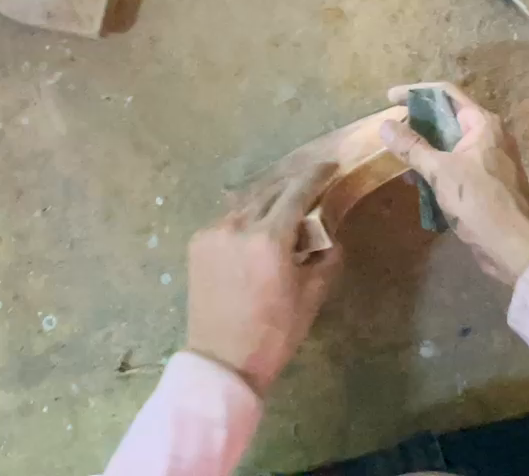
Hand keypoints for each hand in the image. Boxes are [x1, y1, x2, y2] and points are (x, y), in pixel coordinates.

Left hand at [186, 161, 342, 394]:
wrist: (221, 362)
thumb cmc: (274, 333)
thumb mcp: (311, 296)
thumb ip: (326, 256)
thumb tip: (330, 233)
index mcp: (269, 238)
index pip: (298, 192)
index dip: (316, 176)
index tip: (329, 165)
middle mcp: (239, 225)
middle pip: (271, 190)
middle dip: (293, 185)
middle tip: (311, 184)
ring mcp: (214, 231)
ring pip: (248, 201)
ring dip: (268, 199)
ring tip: (284, 205)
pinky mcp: (198, 242)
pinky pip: (229, 218)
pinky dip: (246, 216)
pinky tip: (256, 227)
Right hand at [380, 82, 528, 283]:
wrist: (516, 249)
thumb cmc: (480, 202)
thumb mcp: (441, 172)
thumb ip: (412, 147)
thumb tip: (384, 125)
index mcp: (483, 124)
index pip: (446, 93)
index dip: (416, 91)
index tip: (390, 98)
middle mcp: (489, 134)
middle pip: (447, 116)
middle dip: (417, 124)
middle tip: (392, 133)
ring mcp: (490, 158)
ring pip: (450, 142)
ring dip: (425, 148)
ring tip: (400, 161)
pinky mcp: (487, 179)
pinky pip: (456, 162)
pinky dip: (436, 166)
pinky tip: (417, 181)